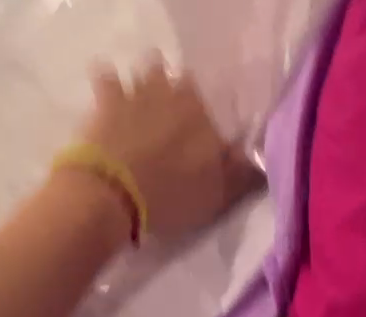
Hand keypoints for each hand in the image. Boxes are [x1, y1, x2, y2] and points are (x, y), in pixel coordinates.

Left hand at [77, 56, 261, 237]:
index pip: (217, 108)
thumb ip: (240, 175)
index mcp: (206, 113)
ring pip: (150, 69)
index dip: (208, 125)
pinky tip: (107, 99)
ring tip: (143, 106)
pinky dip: (108, 84)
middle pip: (184, 82)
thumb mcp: (216, 196)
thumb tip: (259, 160)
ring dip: (148, 82)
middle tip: (172, 123)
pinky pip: (106, 77)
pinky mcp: (106, 98)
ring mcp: (139, 89)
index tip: (202, 141)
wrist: (113, 196)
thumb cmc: (169, 198)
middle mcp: (176, 90)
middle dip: (180, 97)